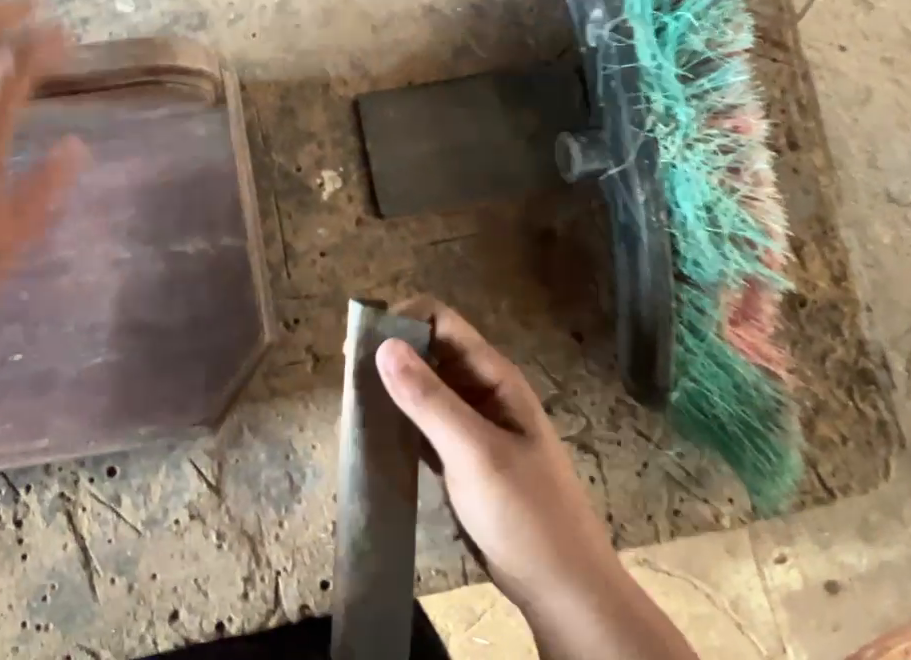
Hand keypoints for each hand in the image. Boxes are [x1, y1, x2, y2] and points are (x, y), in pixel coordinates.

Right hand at [375, 304, 615, 617]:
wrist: (563, 588)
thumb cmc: (525, 514)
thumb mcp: (474, 452)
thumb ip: (429, 399)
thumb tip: (383, 345)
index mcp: (493, 376)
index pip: (440, 321)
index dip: (398, 322)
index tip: (357, 348)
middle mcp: (481, 391)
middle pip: (427, 351)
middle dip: (387, 356)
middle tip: (347, 381)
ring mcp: (471, 425)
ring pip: (421, 388)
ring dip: (389, 390)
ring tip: (353, 406)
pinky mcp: (459, 457)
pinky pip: (422, 424)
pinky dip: (397, 422)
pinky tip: (372, 435)